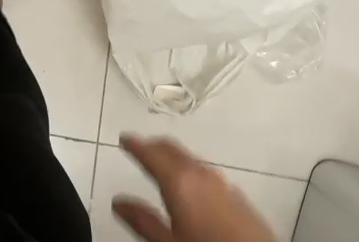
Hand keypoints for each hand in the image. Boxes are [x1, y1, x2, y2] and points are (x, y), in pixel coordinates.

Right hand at [112, 135, 275, 241]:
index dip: (134, 144)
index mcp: (179, 181)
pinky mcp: (241, 198)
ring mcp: (225, 185)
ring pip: (192, 162)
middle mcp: (202, 174)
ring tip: (164, 168)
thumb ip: (142, 220)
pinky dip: (194, 174)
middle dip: (154, 147)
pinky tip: (194, 192)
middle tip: (141, 148)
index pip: (151, 152)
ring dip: (175, 160)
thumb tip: (118, 201)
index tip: (123, 138)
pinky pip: (209, 176)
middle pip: (172, 149)